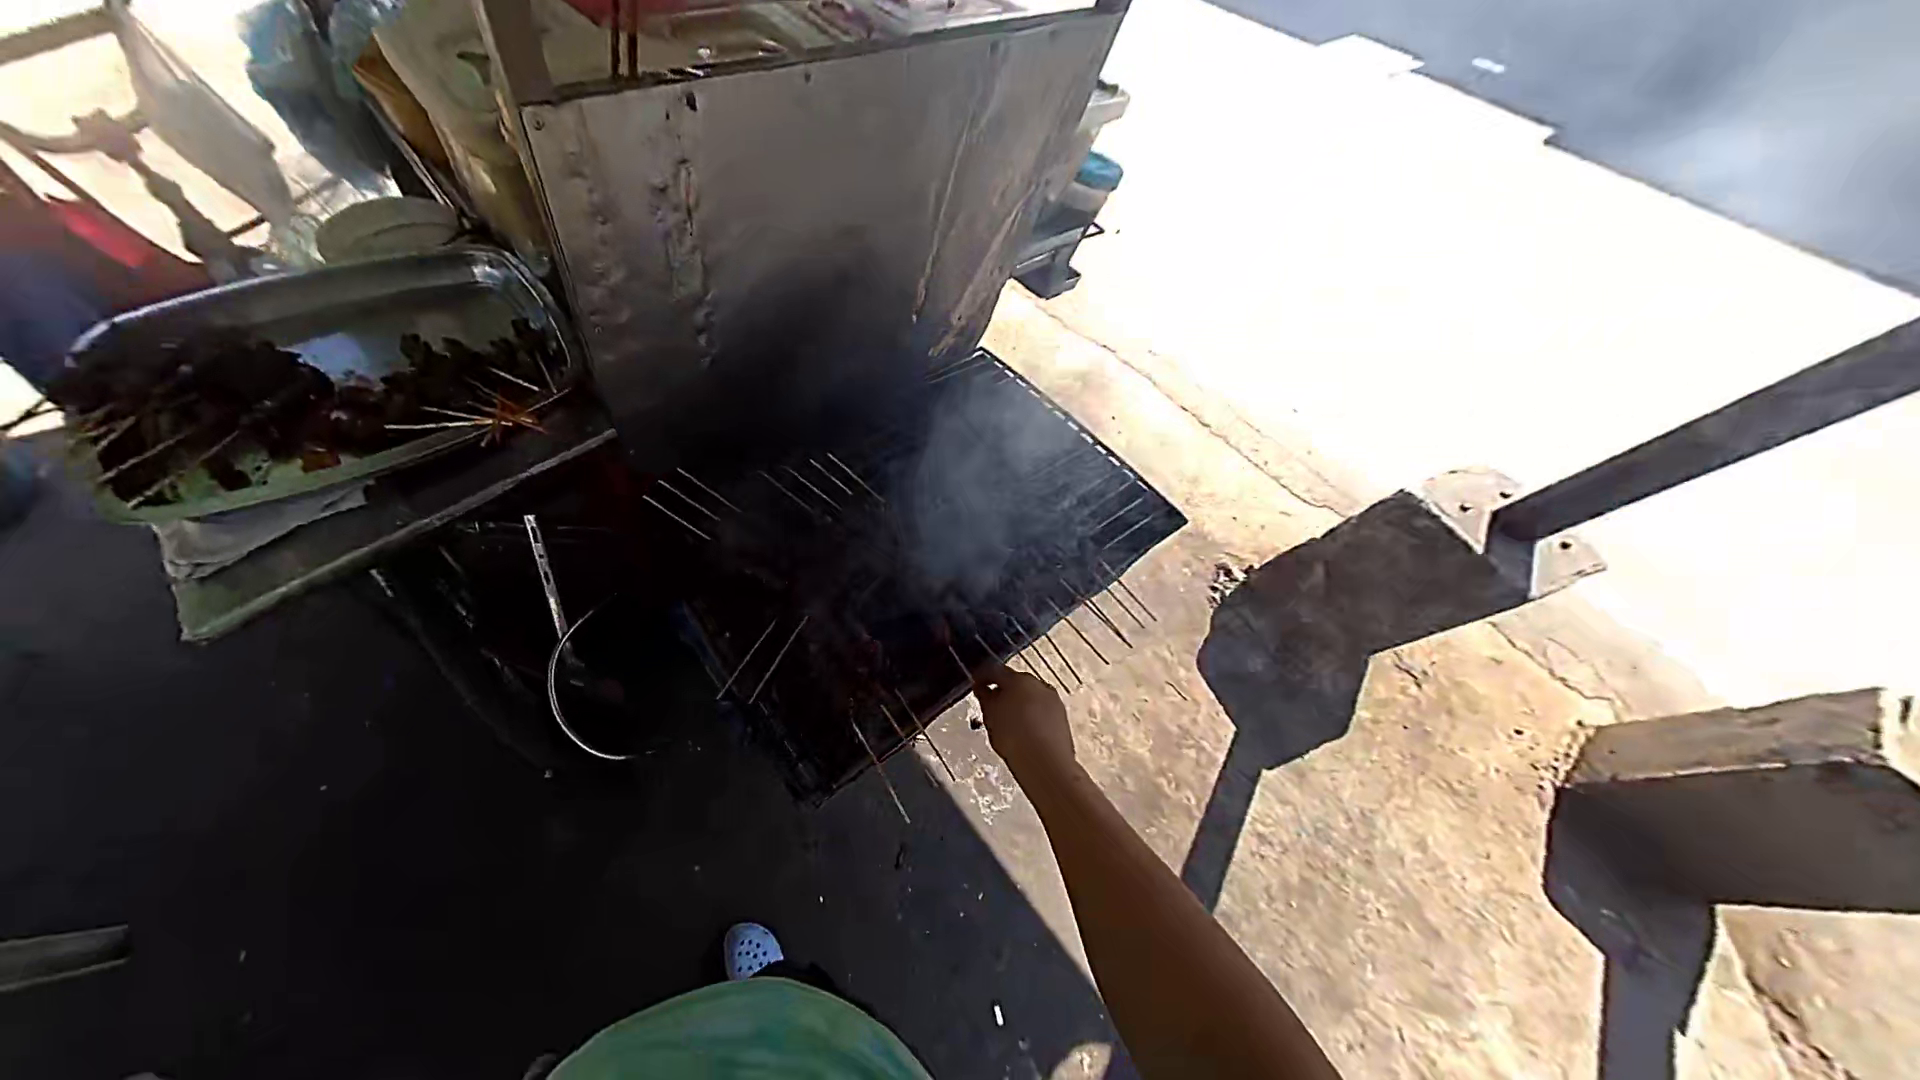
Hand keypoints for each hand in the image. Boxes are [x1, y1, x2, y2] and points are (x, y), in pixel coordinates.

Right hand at [973, 662, 1075, 782]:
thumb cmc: (1015, 738)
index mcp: (1018, 679)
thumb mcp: (990, 717)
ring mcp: (1052, 699)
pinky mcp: (1061, 716)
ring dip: (1019, 703)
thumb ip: (985, 698)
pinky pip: (1041, 710)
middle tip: (991, 705)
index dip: (983, 677)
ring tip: (1007, 722)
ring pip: (1030, 696)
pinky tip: (1024, 731)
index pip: (995, 670)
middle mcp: (1038, 685)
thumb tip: (983, 690)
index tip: (977, 684)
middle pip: (1015, 682)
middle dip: (1003, 691)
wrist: (1045, 762)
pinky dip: (1032, 715)